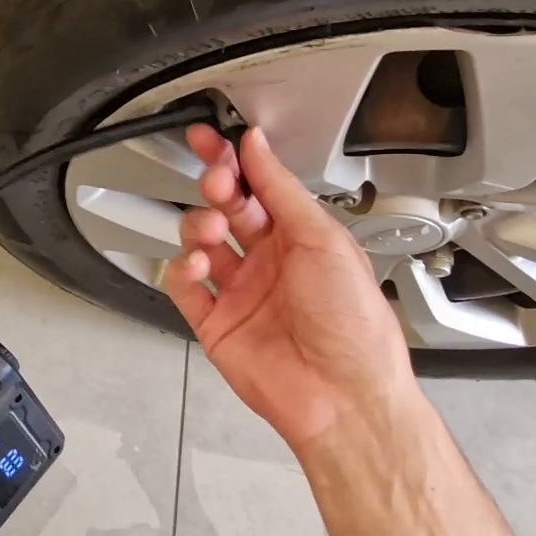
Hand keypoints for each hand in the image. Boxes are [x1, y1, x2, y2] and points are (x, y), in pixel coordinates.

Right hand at [163, 124, 417, 448]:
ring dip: (200, 226)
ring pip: (201, 242)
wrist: (343, 395)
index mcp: (301, 239)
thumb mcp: (324, 240)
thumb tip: (258, 147)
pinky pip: (184, 287)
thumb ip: (282, 190)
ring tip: (213, 230)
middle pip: (228, 209)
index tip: (214, 139)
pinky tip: (196, 263)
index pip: (260, 187)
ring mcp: (241, 292)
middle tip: (216, 179)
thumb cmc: (354, 325)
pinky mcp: (216, 323)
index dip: (235, 161)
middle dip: (216, 187)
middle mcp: (269, 262)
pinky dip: (181, 269)